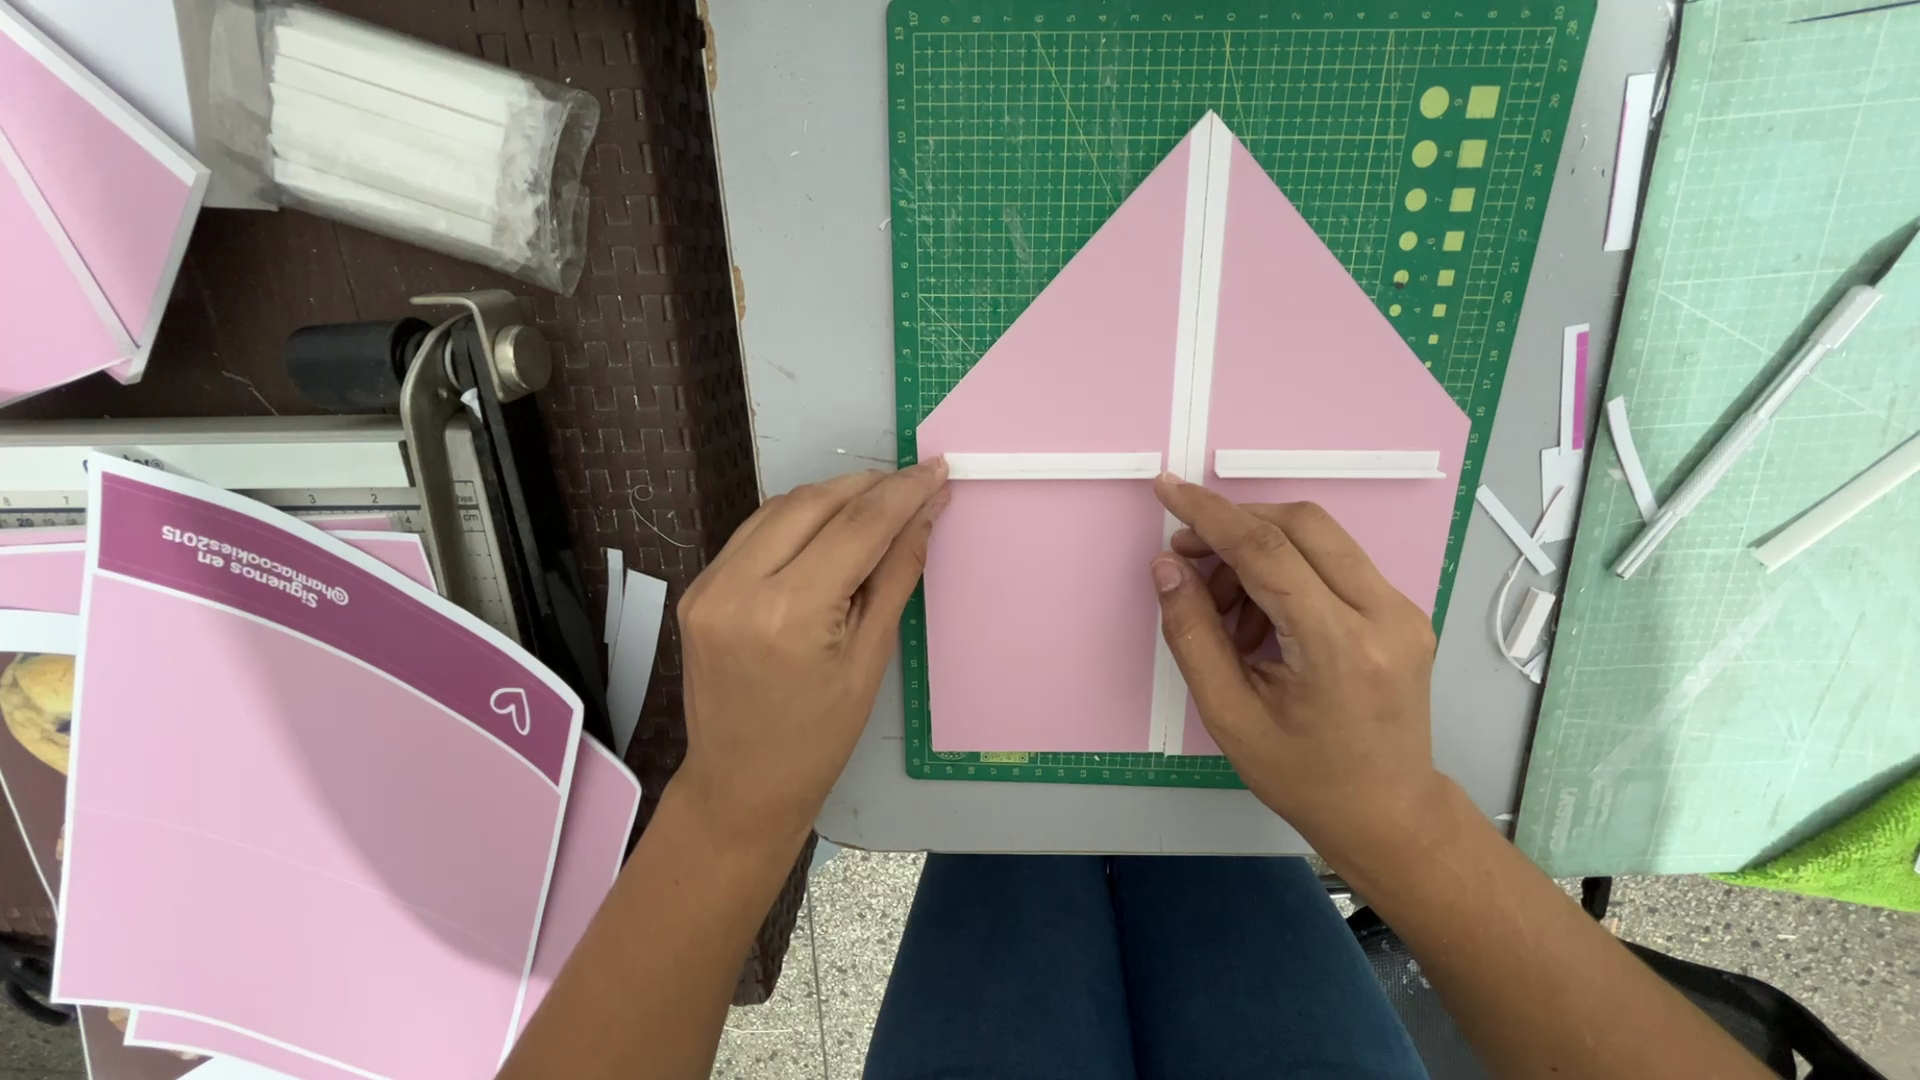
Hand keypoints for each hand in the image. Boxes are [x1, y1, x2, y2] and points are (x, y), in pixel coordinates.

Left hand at [673, 461, 949, 849]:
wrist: (740, 786)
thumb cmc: (818, 739)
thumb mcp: (871, 659)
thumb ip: (897, 575)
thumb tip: (925, 514)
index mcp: (789, 614)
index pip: (857, 527)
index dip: (903, 493)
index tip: (936, 470)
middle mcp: (738, 587)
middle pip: (814, 503)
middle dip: (869, 486)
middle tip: (913, 484)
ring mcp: (709, 585)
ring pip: (780, 508)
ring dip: (833, 496)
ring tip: (878, 504)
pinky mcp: (698, 588)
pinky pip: (754, 532)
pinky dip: (797, 518)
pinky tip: (829, 528)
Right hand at [1148, 474, 1445, 860]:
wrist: (1387, 814)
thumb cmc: (1302, 776)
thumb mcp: (1228, 714)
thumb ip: (1191, 633)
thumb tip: (1167, 566)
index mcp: (1340, 646)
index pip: (1268, 550)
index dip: (1210, 515)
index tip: (1167, 489)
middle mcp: (1385, 615)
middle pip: (1301, 524)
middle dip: (1233, 526)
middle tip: (1187, 558)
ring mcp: (1402, 610)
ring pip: (1318, 538)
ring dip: (1257, 553)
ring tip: (1223, 613)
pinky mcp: (1401, 612)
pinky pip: (1333, 563)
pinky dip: (1285, 571)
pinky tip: (1259, 619)